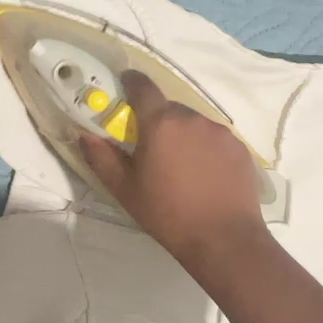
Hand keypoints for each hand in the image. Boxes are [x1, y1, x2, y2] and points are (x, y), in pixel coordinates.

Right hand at [80, 70, 267, 262]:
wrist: (224, 239)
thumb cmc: (167, 214)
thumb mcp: (125, 190)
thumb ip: (101, 158)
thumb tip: (82, 134)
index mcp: (161, 123)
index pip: (142, 86)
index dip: (130, 82)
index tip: (123, 87)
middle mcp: (192, 118)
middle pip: (168, 108)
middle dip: (156, 121)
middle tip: (150, 149)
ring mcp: (220, 132)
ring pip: (193, 124)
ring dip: (182, 136)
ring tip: (180, 168)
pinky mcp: (239, 148)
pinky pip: (214, 139)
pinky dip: (205, 149)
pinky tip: (203, 177)